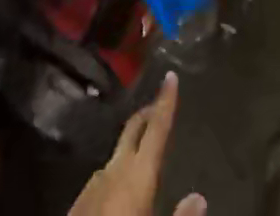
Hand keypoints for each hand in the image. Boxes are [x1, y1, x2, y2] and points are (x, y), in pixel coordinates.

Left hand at [68, 72, 205, 215]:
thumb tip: (199, 197)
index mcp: (137, 178)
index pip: (156, 131)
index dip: (165, 103)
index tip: (170, 77)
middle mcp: (114, 171)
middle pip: (133, 131)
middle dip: (147, 114)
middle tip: (160, 102)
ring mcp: (93, 185)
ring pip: (117, 153)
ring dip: (132, 144)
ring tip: (147, 146)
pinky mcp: (80, 202)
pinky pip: (105, 174)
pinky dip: (119, 168)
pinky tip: (122, 186)